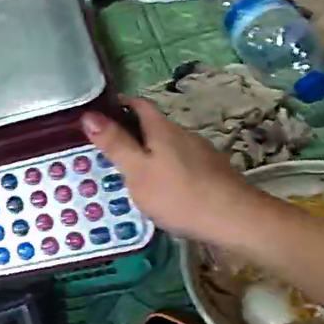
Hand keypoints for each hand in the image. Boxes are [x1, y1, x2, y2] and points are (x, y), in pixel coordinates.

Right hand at [80, 98, 259, 247]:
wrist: (235, 220)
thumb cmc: (178, 194)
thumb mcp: (137, 171)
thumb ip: (114, 143)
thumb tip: (89, 114)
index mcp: (162, 129)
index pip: (138, 103)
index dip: (119, 103)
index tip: (99, 113)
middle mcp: (183, 134)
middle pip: (152, 125)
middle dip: (130, 131)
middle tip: (106, 147)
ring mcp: (201, 153)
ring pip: (167, 145)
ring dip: (148, 151)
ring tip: (129, 170)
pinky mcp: (212, 172)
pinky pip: (180, 162)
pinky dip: (165, 167)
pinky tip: (160, 187)